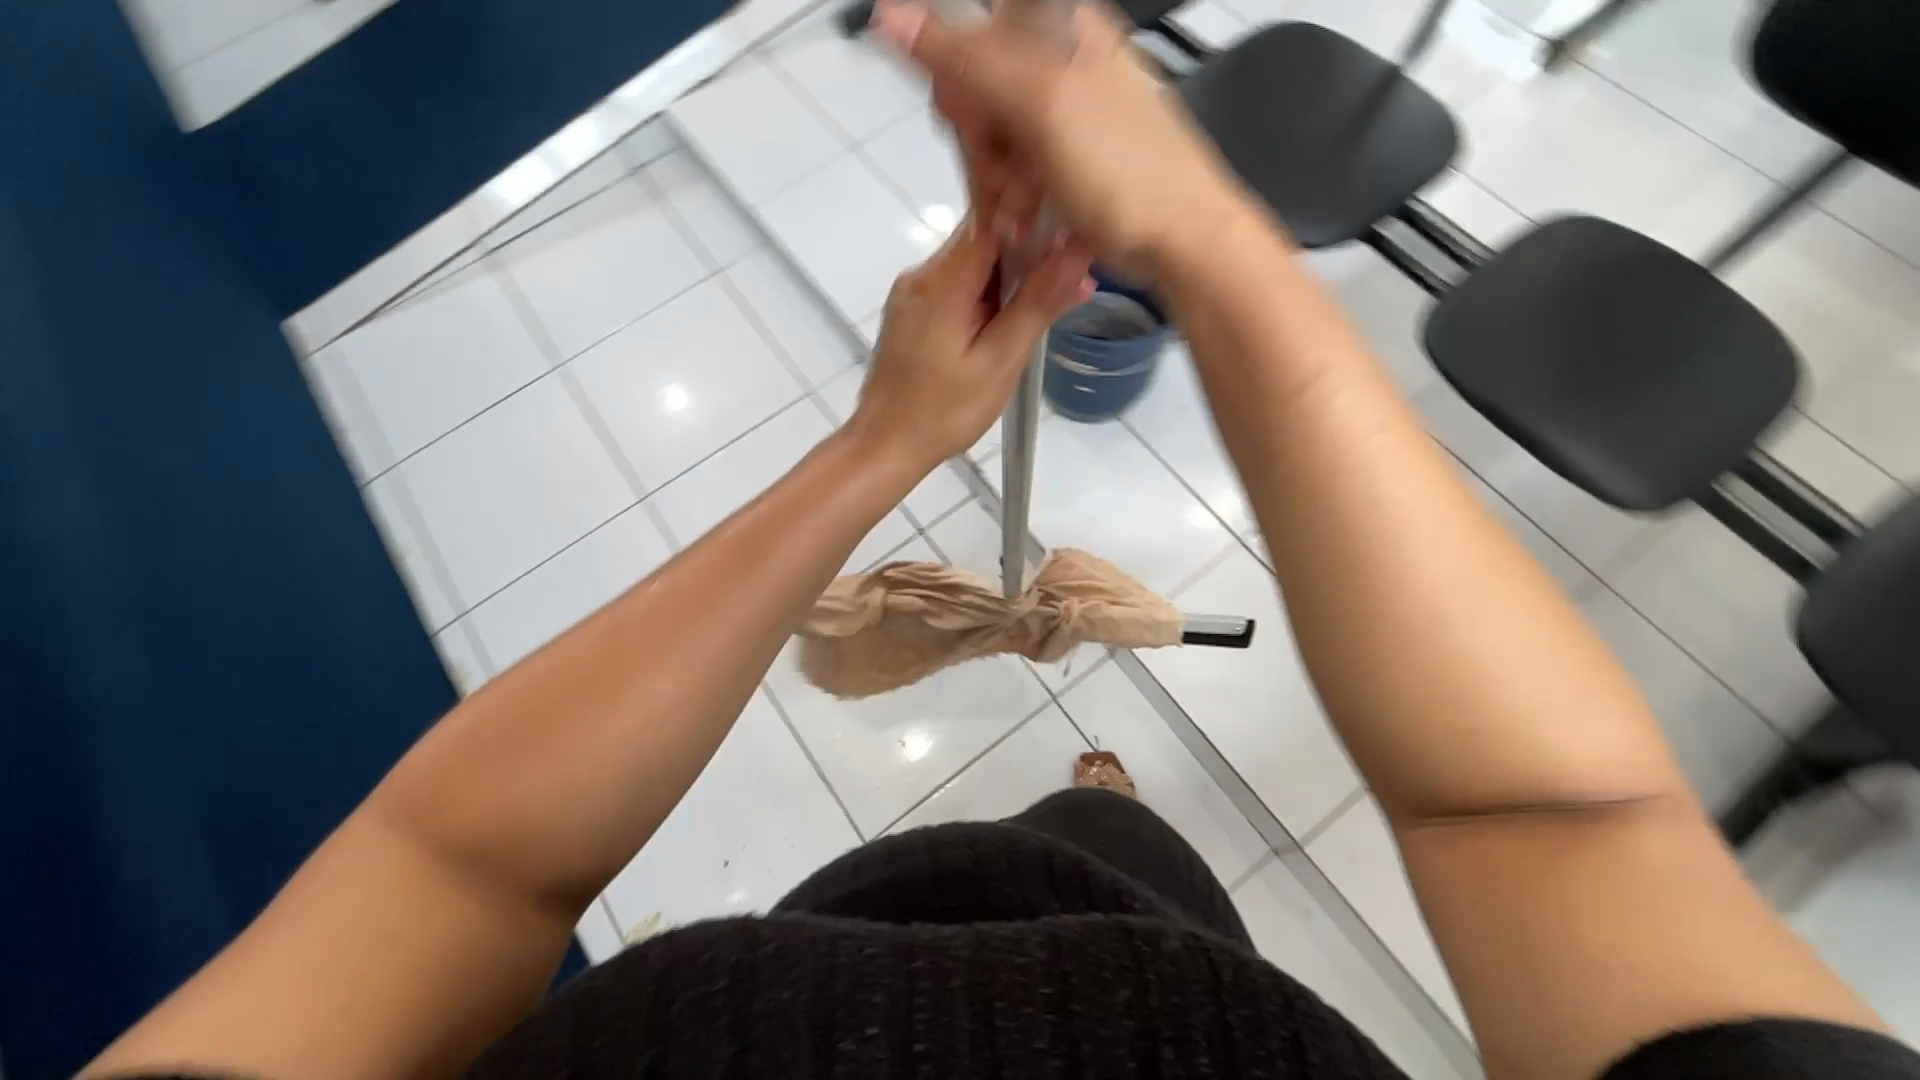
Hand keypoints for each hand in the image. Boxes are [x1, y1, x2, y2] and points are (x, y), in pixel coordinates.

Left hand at [849, 216, 1091, 467]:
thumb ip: (1037, 303)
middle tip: (1066, 282)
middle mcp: (922, 274)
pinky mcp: (910, 312)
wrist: (886, 445)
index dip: (1036, 219)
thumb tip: (1078, 253)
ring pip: (970, 263)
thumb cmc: (944, 412)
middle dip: (1026, 253)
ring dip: (1007, 279)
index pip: (994, 218)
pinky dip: (984, 297)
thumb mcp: (1000, 362)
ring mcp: (912, 293)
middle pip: (983, 238)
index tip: (1072, 235)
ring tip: (1040, 310)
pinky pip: (954, 287)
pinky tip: (1002, 327)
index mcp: (943, 280)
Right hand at [873, 0, 1254, 279]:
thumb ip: (966, 58)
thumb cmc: (1126, 172)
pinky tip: (1028, 214)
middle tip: (1009, 171)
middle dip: (981, 141)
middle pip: (973, 89)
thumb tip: (891, 17)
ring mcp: (1060, 115)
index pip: (968, 29)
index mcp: (1057, 26)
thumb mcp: (1040, 105)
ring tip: (1027, 205)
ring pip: (989, 136)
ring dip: (995, 180)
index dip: (960, 80)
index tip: (977, 121)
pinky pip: (1010, 169)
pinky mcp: (1060, 160)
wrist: (1180, 241)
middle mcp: (1057, 63)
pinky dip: (1010, 197)